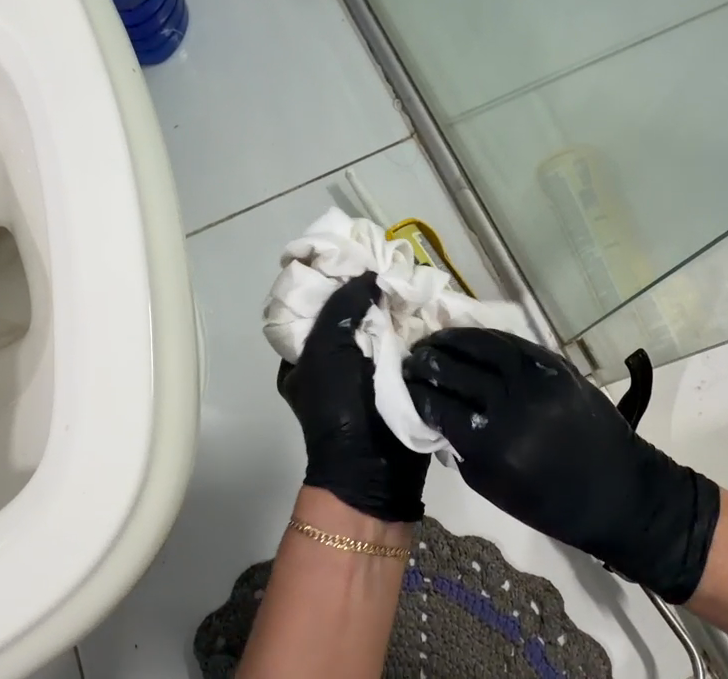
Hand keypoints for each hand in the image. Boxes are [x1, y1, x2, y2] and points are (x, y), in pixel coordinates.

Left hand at [277, 272, 428, 522]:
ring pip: (378, 327)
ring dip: (394, 310)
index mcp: (303, 354)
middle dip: (369, 293)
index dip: (335, 279)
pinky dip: (412, 330)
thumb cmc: (339, 408)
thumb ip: (342, 307)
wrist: (375, 471)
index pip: (315, 303)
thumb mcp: (327, 350)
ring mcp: (364, 371)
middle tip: (393, 267)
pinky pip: (402, 346)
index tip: (359, 256)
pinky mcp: (396, 381)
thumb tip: (368, 275)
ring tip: (412, 283)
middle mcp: (330, 360)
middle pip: (349, 313)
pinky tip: (425, 309)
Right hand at [402, 328, 719, 601]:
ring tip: (432, 341)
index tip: (401, 384)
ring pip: (481, 347)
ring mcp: (536, 380)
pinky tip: (465, 339)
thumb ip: (460, 445)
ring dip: (450, 341)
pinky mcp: (555, 365)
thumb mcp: (492, 484)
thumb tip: (434, 411)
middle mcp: (513, 407)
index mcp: (494, 447)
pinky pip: (509, 343)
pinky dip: (482, 338)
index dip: (416, 392)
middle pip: (455, 372)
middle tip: (410, 358)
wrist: (620, 493)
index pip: (440, 406)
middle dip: (426, 362)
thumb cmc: (550, 503)